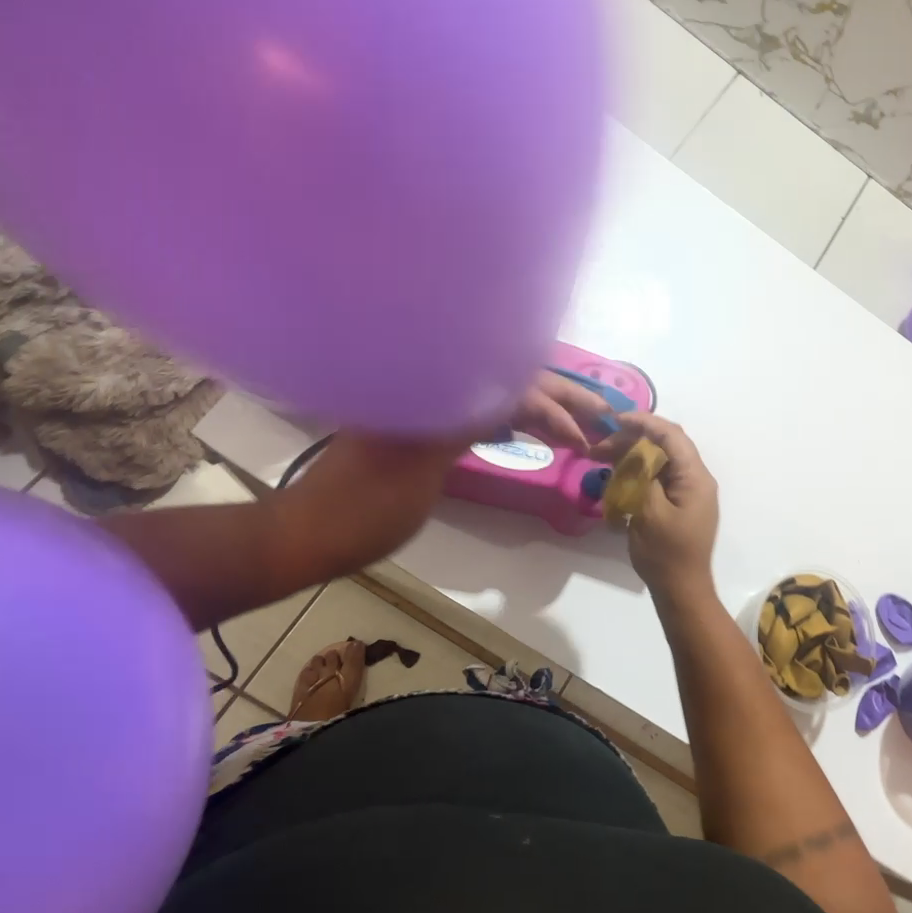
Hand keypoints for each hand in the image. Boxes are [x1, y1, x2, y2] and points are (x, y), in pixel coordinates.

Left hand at [268, 375, 611, 578]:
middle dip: (558, 396)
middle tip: (602, 415)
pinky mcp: (421, 427)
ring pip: (496, 393)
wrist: (308, 534)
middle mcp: (431, 389)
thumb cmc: (365, 509)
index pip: (509, 386)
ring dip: (538, 405)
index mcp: (432, 392)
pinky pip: (477, 410)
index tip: (588, 437)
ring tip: (578, 422)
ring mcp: (426, 407)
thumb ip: (469, 423)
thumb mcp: (424, 467)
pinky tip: (528, 428)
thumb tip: (520, 393)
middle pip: (507, 378)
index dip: (555, 408)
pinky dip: (510, 418)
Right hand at [592, 413, 719, 606]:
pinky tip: (617, 479)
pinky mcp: (680, 504)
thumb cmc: (666, 554)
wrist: (682, 590)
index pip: (672, 435)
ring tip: (603, 460)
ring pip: (661, 460)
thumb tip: (637, 453)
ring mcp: (690, 492)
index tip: (614, 421)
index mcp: (695, 477)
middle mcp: (697, 478)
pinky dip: (639, 473)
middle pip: (666, 445)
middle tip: (600, 447)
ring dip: (633, 456)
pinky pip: (660, 478)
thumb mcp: (649, 512)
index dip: (644, 422)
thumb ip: (644, 476)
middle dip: (633, 440)